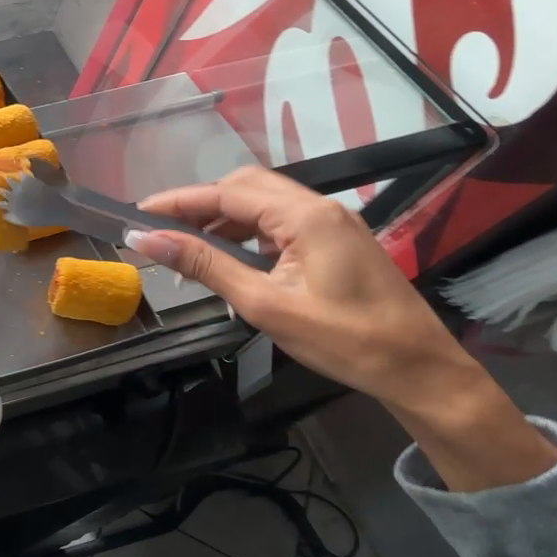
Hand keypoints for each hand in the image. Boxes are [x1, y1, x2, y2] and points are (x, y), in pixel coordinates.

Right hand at [129, 166, 477, 409]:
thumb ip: (204, 265)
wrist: (420, 370)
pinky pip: (279, 221)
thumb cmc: (343, 340)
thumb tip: (147, 240)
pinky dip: (245, 231)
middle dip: (198, 203)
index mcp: (306, 216)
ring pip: (262, 202)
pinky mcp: (336, 241)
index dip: (178, 201)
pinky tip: (227, 255)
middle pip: (245, 186)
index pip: (226, 193)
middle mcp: (320, 207)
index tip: (136, 213)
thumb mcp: (263, 304)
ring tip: (185, 244)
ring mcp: (332, 223)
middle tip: (159, 228)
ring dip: (221, 217)